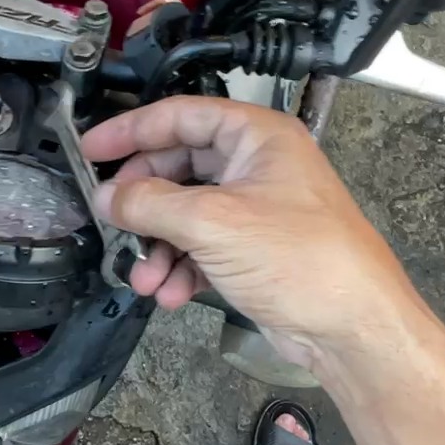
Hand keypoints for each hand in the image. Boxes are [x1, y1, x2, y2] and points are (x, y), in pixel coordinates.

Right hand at [79, 96, 411, 365]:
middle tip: (113, 220)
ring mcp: (254, 209)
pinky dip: (180, 268)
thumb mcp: (213, 223)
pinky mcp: (252, 250)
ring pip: (184, 214)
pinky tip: (169, 293)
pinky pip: (200, 248)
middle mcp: (256, 166)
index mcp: (257, 137)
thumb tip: (106, 196)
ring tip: (142, 277)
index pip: (181, 116)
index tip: (92, 148)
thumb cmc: (300, 259)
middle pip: (178, 168)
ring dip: (158, 246)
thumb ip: (149, 203)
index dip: (131, 130)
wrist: (352, 329)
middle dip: (142, 203)